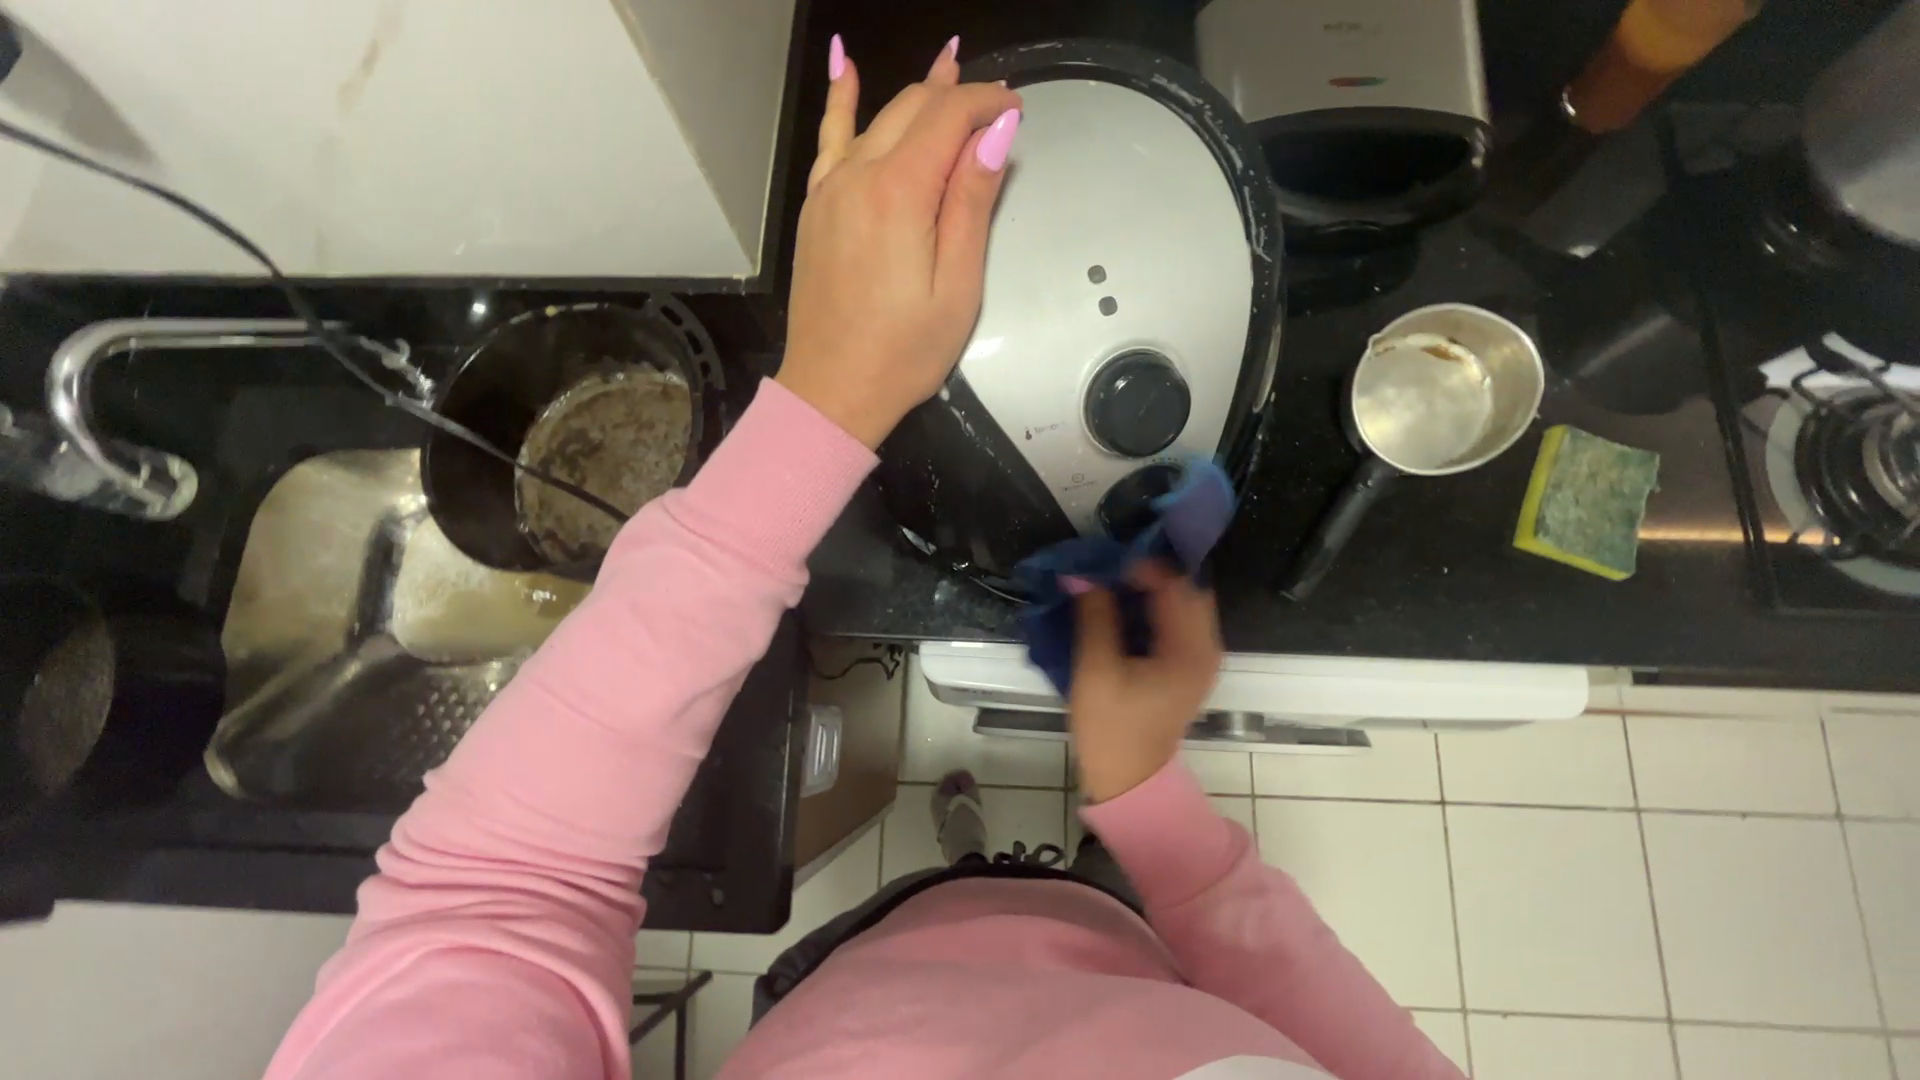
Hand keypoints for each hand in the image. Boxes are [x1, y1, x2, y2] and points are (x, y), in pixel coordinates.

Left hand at [777, 35, 1022, 448]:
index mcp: (899, 194)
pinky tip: (847, 70)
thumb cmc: (903, 354)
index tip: (1017, 109)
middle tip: (996, 100)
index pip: (948, 118)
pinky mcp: (816, 211)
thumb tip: (996, 135)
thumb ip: (971, 204)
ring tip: (949, 63)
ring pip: (876, 120)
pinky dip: (842, 103)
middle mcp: (857, 178)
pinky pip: (830, 142)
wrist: (832, 392)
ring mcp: (829, 192)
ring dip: (916, 94)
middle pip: (913, 111)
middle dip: (958, 95)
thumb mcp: (957, 287)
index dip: (986, 103)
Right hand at [1069, 562, 1223, 802]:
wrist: (1128, 780)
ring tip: (1108, 579)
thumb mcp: (1096, 670)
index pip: (1175, 583)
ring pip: (1180, 600)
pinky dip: (1150, 605)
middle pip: (1184, 587)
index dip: (1140, 564)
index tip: (1103, 559)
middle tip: (1106, 565)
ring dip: (1148, 586)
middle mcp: (1206, 646)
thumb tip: (1083, 574)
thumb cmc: (1112, 729)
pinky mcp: (1186, 664)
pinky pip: (1175, 619)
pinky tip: (1119, 604)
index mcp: (1190, 649)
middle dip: (1147, 571)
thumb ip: (1095, 616)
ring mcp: (1199, 656)